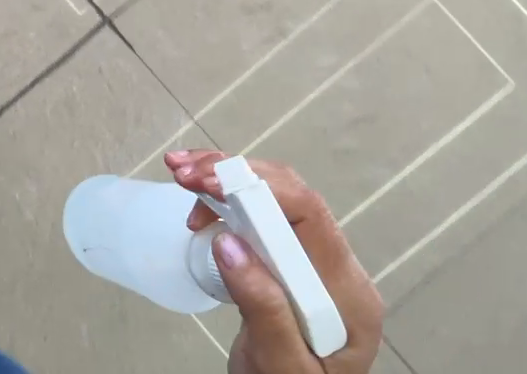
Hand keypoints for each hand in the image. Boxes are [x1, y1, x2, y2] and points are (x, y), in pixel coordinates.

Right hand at [165, 150, 384, 373]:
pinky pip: (259, 214)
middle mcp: (335, 267)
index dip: (256, 187)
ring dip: (223, 177)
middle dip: (232, 173)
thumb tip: (228, 242)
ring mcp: (311, 262)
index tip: (205, 182)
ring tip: (179, 172)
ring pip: (271, 196)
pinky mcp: (286, 260)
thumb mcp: (281, 367)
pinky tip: (198, 201)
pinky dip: (224, 197)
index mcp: (347, 291)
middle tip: (180, 172)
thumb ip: (264, 310)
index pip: (310, 214)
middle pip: (288, 195)